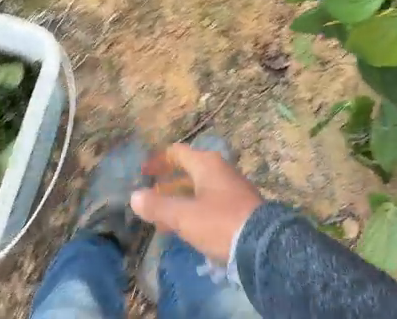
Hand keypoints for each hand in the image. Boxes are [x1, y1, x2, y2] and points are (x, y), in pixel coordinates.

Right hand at [129, 143, 264, 265]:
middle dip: (166, 185)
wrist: (261, 244)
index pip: (176, 152)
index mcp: (206, 164)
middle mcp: (218, 169)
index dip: (157, 161)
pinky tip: (184, 229)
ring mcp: (230, 187)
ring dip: (178, 200)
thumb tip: (134, 196)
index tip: (142, 173)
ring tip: (160, 220)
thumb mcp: (184, 216)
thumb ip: (158, 206)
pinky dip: (192, 210)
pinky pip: (208, 202)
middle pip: (187, 171)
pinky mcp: (237, 206)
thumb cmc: (219, 222)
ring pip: (197, 189)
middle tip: (148, 200)